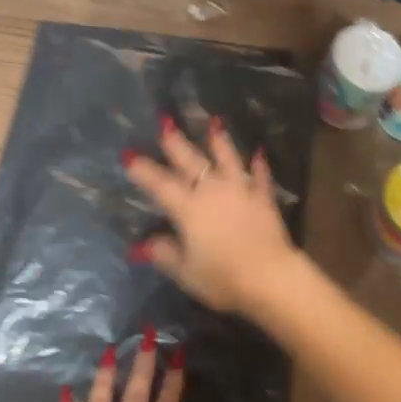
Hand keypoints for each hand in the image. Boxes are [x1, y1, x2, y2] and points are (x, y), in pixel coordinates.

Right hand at [125, 115, 301, 315]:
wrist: (270, 277)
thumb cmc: (222, 278)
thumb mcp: (186, 273)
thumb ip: (165, 254)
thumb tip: (145, 244)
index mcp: (189, 209)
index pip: (161, 185)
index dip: (144, 171)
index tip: (130, 155)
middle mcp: (213, 191)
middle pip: (192, 162)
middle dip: (177, 143)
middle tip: (166, 123)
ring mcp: (241, 191)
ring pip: (228, 159)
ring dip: (220, 141)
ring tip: (214, 123)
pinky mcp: (264, 198)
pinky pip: (260, 176)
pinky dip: (259, 165)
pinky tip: (259, 153)